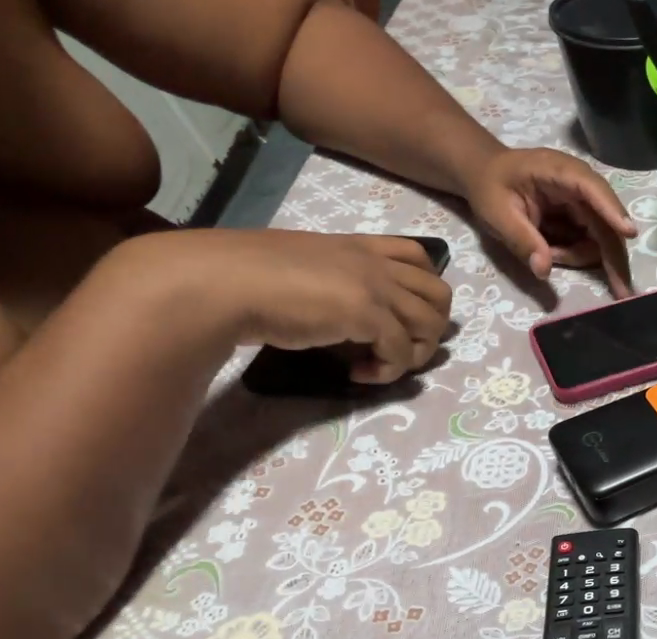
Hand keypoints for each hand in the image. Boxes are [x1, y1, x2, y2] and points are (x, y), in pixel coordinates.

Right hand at [129, 228, 451, 383]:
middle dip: (430, 328)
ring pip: (432, 325)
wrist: (215, 283)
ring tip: (378, 364)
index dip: (422, 291)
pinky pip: (402, 353)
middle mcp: (374, 263)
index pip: (420, 257)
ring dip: (413, 354)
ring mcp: (374, 287)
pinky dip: (387, 371)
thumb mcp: (305, 269)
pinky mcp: (368, 315)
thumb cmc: (245, 277)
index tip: (397, 316)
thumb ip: (338, 282)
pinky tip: (357, 374)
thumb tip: (353, 316)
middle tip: (399, 348)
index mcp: (358, 246)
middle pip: (441, 295)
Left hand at [466, 148, 638, 297]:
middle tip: (622, 293)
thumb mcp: (496, 214)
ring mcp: (586, 202)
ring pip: (603, 238)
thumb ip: (521, 240)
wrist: (487, 175)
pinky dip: (576, 254)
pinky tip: (554, 252)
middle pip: (607, 222)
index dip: (611, 210)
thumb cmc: (490, 187)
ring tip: (547, 255)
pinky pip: (593, 243)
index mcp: (557, 171)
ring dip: (580, 256)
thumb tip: (543, 270)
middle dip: (613, 258)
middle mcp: (580, 184)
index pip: (590, 188)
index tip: (629, 233)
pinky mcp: (586, 216)